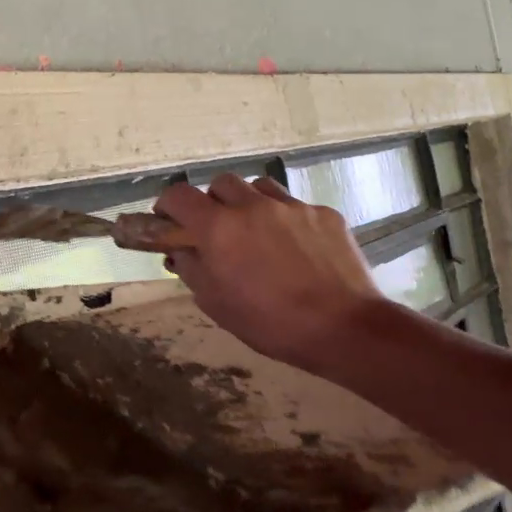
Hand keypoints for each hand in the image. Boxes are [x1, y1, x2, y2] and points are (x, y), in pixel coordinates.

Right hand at [154, 174, 384, 372]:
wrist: (344, 328)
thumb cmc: (268, 322)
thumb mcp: (214, 303)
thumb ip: (191, 269)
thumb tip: (181, 252)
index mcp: (218, 228)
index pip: (179, 195)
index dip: (168, 206)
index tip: (169, 222)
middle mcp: (253, 207)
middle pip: (220, 184)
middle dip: (211, 202)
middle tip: (215, 230)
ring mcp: (293, 207)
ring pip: (258, 188)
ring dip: (247, 203)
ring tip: (254, 232)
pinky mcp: (325, 215)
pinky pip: (294, 206)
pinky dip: (283, 219)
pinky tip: (292, 248)